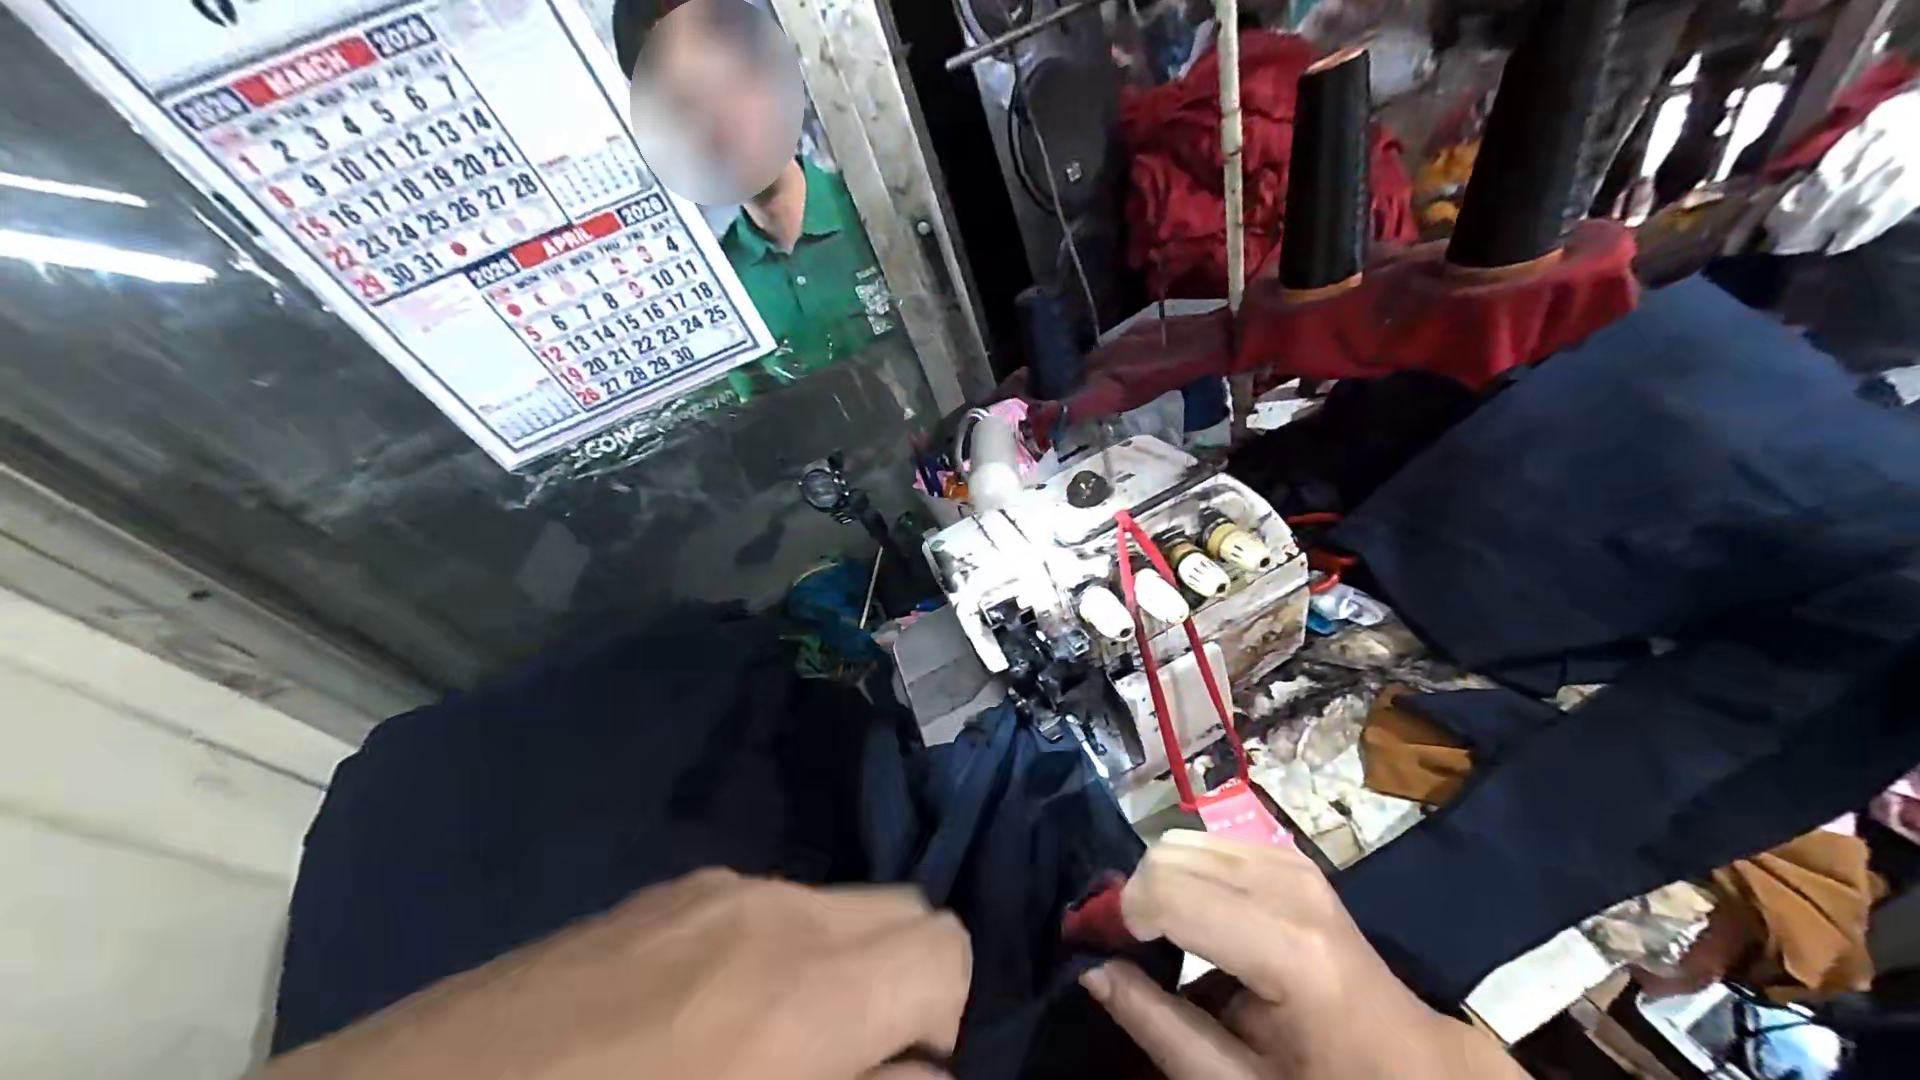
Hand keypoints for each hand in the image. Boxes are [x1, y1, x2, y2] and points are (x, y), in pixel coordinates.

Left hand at [261, 869, 971, 1079]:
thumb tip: (921, 1074)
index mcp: (797, 987)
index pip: (945, 948)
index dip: (949, 1027)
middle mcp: (768, 906)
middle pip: (907, 909)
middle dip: (907, 991)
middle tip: (852, 1077)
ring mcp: (708, 890)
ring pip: (839, 908)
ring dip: (843, 976)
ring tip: (778, 1062)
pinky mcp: (657, 898)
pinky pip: (769, 911)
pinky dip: (782, 960)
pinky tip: (707, 1035)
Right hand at [1080, 830, 1525, 1079]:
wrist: (1414, 1068)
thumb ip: (1157, 1025)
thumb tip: (1090, 967)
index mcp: (1290, 950)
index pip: (1167, 892)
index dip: (1119, 919)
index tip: (1106, 957)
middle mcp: (1290, 884)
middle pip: (1167, 855)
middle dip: (1134, 899)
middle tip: (1134, 954)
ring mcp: (1292, 861)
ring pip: (1179, 840)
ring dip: (1157, 885)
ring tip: (1167, 940)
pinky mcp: (1288, 854)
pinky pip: (1206, 842)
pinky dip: (1184, 874)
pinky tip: (1200, 920)